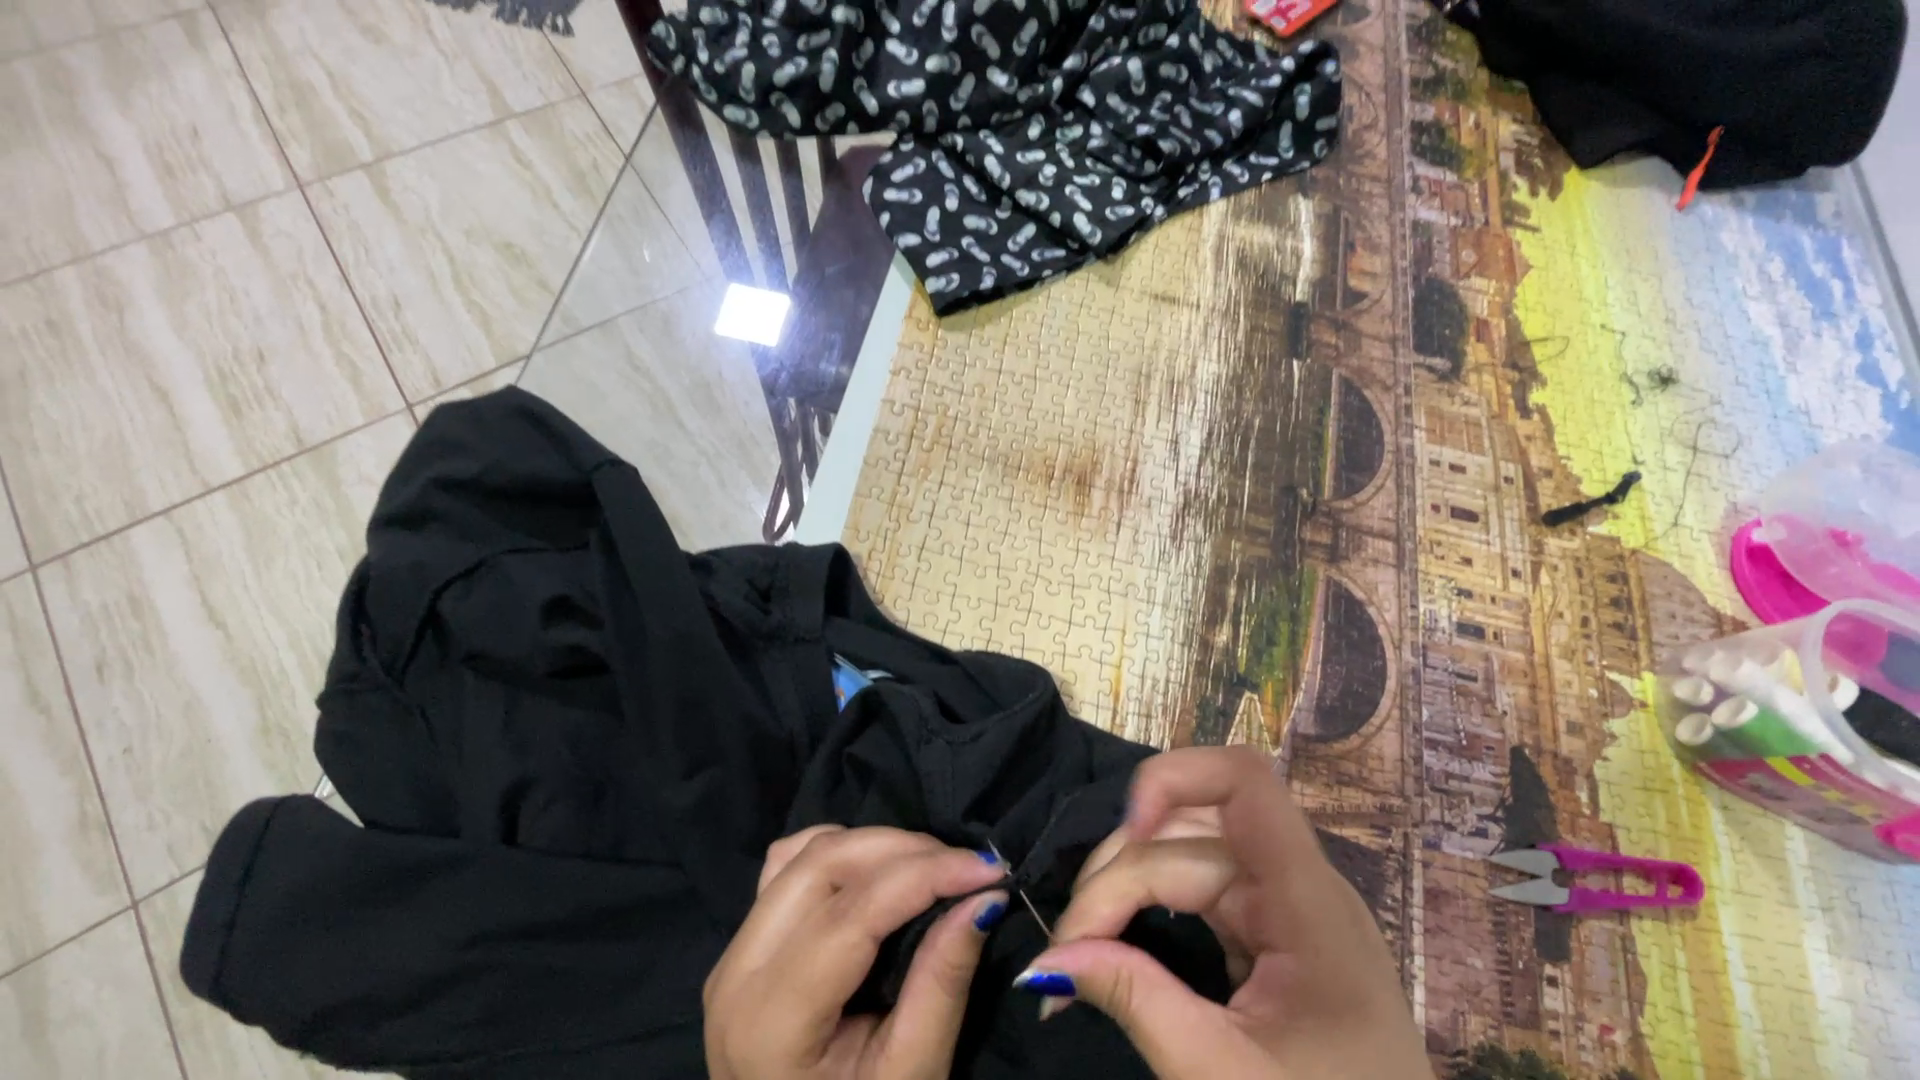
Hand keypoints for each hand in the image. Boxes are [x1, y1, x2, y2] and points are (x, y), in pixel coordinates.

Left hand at [705, 825, 1010, 1079]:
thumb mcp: (911, 1076)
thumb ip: (941, 983)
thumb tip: (983, 898)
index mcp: (768, 1019)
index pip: (852, 912)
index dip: (925, 875)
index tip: (990, 868)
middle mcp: (737, 971)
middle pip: (822, 865)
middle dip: (904, 850)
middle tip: (967, 867)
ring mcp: (733, 952)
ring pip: (803, 854)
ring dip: (874, 846)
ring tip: (933, 869)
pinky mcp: (744, 944)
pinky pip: (786, 866)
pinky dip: (839, 853)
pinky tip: (880, 873)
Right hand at [1013, 747, 1432, 1079]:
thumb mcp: (1219, 1074)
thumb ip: (1133, 1000)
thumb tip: (1042, 963)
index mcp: (1308, 903)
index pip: (1244, 782)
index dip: (1172, 780)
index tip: (1122, 836)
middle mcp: (1297, 886)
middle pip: (1189, 830)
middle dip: (1118, 874)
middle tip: (1067, 949)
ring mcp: (1284, 907)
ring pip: (1183, 855)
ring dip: (1124, 887)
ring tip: (1081, 945)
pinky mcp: (1269, 933)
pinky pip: (1196, 892)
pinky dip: (1146, 910)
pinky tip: (1114, 945)